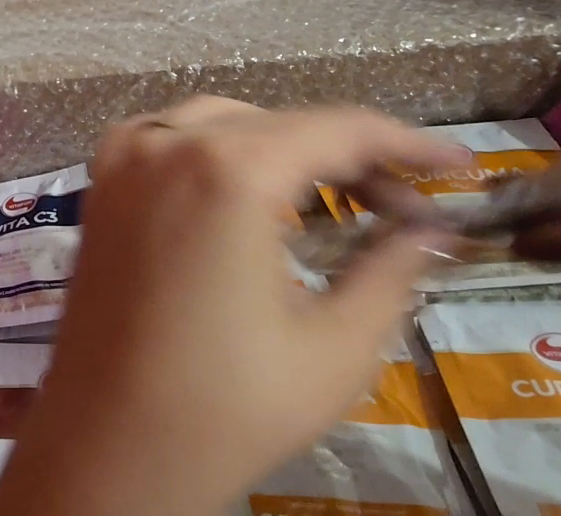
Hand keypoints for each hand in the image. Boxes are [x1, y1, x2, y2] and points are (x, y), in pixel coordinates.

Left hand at [0, 97, 465, 515]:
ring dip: (282, 148)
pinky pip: (167, 139)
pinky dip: (216, 150)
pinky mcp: (99, 183)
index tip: (461, 169)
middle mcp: (165, 143)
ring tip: (337, 199)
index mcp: (226, 171)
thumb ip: (391, 270)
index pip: (335, 129)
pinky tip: (248, 191)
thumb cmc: (228, 404)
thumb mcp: (337, 345)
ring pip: (220, 123)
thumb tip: (433, 232)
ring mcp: (122, 159)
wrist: (110, 437)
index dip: (407, 144)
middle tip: (404, 206)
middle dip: (347, 156)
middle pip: (276, 123)